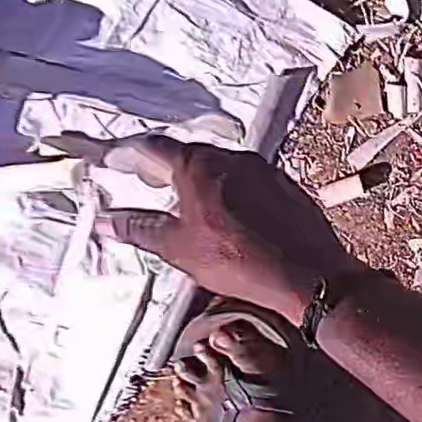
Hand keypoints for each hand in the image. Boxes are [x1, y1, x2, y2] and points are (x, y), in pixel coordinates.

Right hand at [97, 136, 359, 323]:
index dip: (130, 152)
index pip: (156, 146)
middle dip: (167, 165)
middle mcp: (239, 161)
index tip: (115, 160)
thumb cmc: (244, 261)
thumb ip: (141, 228)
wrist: (309, 275)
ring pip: (227, 166)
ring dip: (203, 178)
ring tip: (186, 200)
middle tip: (148, 179)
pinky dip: (235, 190)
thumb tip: (112, 219)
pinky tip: (230, 212)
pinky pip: (254, 181)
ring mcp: (270, 173)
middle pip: (194, 153)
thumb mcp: (179, 248)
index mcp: (203, 166)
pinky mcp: (291, 189)